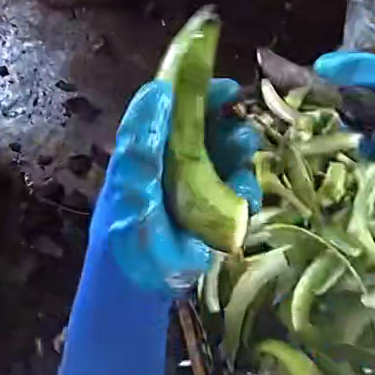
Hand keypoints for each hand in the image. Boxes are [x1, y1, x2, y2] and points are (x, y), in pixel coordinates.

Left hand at [57, 79, 259, 374]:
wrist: (141, 286)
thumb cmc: (127, 231)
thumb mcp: (129, 183)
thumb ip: (142, 141)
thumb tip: (158, 89)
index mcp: (152, 148)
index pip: (178, 109)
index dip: (201, 93)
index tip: (225, 87)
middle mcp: (178, 160)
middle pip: (212, 128)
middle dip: (229, 123)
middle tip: (239, 129)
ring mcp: (201, 184)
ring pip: (231, 154)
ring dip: (241, 153)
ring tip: (240, 162)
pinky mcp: (219, 209)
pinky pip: (242, 189)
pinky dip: (247, 188)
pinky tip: (243, 197)